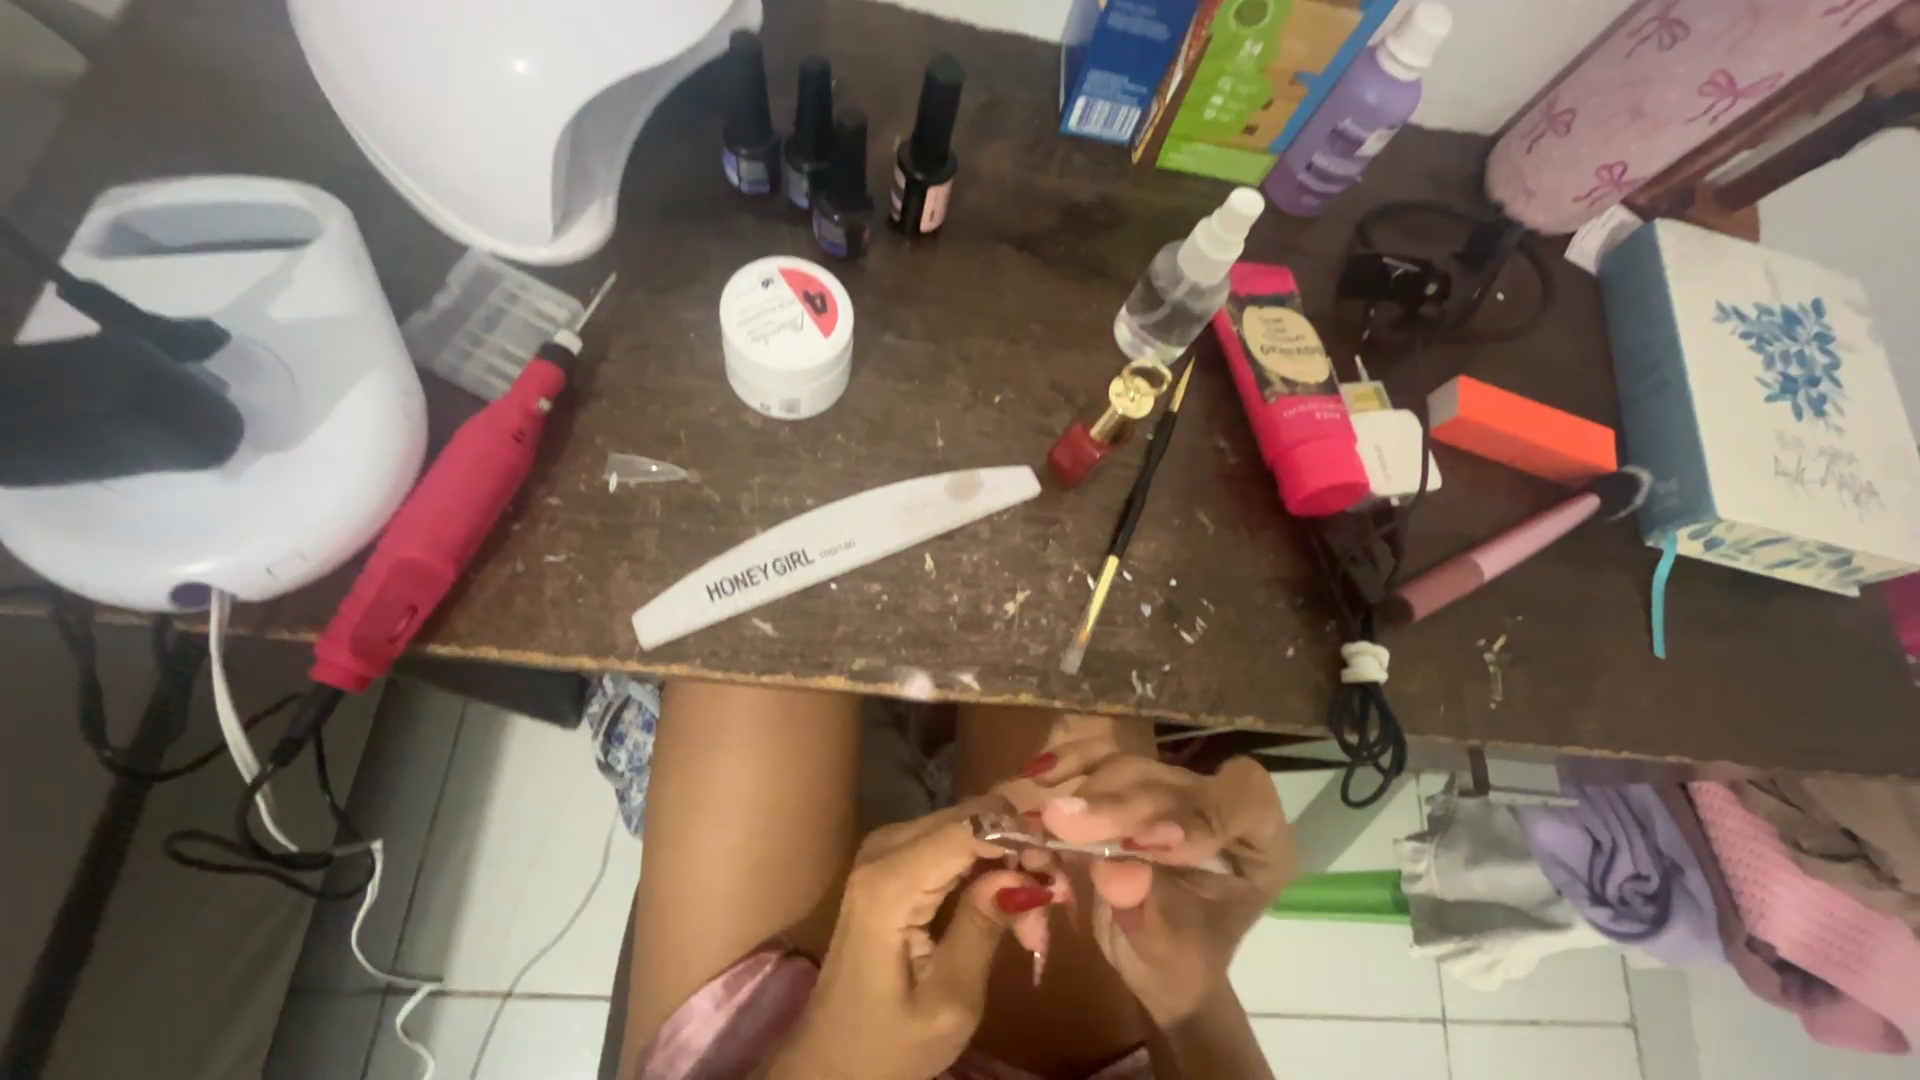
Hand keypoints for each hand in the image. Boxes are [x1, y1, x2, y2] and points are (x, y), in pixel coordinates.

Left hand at [765, 800, 1050, 1079]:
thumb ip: (983, 928)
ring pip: (966, 825)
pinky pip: (951, 841)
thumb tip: (1024, 872)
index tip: (1057, 878)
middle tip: (1051, 905)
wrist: (832, 1058)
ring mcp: (884, 848)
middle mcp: (883, 848)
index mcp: (889, 882)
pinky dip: (985, 865)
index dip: (1020, 838)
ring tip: (1030, 920)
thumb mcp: (949, 1002)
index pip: (969, 825)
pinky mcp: (890, 859)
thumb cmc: (888, 1044)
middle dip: (1018, 851)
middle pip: (970, 818)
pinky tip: (1005, 908)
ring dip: (1005, 860)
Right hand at [1027, 736, 1293, 1025]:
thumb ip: (1148, 911)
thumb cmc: (1178, 965)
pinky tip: (1041, 774)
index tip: (1145, 844)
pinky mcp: (1134, 781)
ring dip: (1087, 788)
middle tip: (1064, 823)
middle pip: (1173, 782)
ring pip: (1132, 765)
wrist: (1155, 961)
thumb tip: (1116, 870)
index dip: (1196, 813)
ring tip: (1048, 813)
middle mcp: (1220, 802)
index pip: (1242, 802)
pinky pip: (1100, 758)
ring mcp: (1174, 786)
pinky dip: (1069, 765)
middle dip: (1120, 805)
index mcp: (1259, 843)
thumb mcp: (1169, 954)